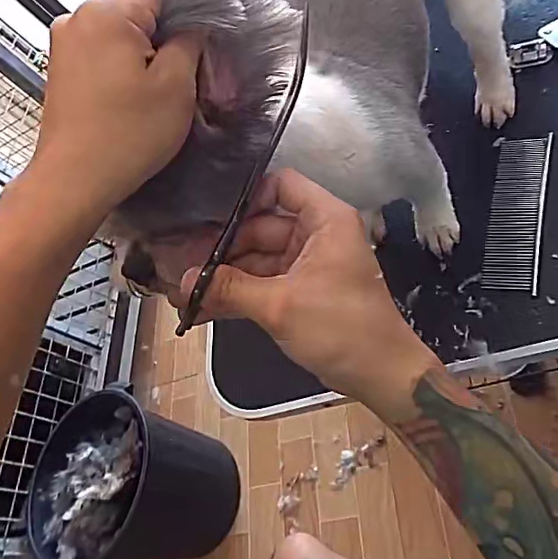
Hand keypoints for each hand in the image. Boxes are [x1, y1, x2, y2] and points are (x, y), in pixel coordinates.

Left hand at [24, 0, 201, 220]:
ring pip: (126, 34)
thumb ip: (190, 43)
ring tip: (170, 92)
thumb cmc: (126, 135)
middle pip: (143, 11)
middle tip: (197, 74)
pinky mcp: (64, 67)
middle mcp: (79, 18)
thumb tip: (196, 26)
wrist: (76, 178)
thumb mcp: (176, 85)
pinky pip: (108, 53)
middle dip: (173, 38)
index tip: (213, 38)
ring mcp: (67, 43)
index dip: (196, 9)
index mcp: (107, 13)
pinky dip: (131, 68)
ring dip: (153, 55)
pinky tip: (144, 98)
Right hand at [175, 170, 434, 403]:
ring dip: (225, 275)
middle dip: (222, 246)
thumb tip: (183, 280)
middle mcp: (318, 235)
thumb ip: (230, 288)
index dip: (246, 196)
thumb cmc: (342, 328)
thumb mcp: (281, 305)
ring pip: (259, 257)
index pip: (281, 185)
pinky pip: (264, 282)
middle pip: (261, 225)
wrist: (379, 373)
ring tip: (182, 290)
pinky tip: (202, 307)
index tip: (207, 217)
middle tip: (178, 263)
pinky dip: (239, 293)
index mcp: (326, 220)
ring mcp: (310, 264)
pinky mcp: (303, 291)